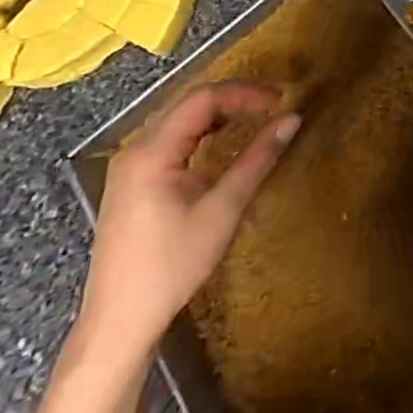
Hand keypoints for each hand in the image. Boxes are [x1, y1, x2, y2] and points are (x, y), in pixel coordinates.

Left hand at [75, 81, 299, 357]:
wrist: (120, 319)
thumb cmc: (172, 265)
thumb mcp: (223, 210)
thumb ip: (257, 160)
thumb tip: (292, 121)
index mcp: (152, 152)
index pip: (203, 99)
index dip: (245, 93)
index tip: (282, 100)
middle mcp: (135, 149)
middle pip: (188, 104)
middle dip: (234, 98)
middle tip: (274, 105)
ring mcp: (129, 166)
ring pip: (179, 121)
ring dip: (219, 114)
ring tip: (257, 118)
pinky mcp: (133, 182)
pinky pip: (171, 141)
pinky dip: (203, 133)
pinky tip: (223, 143)